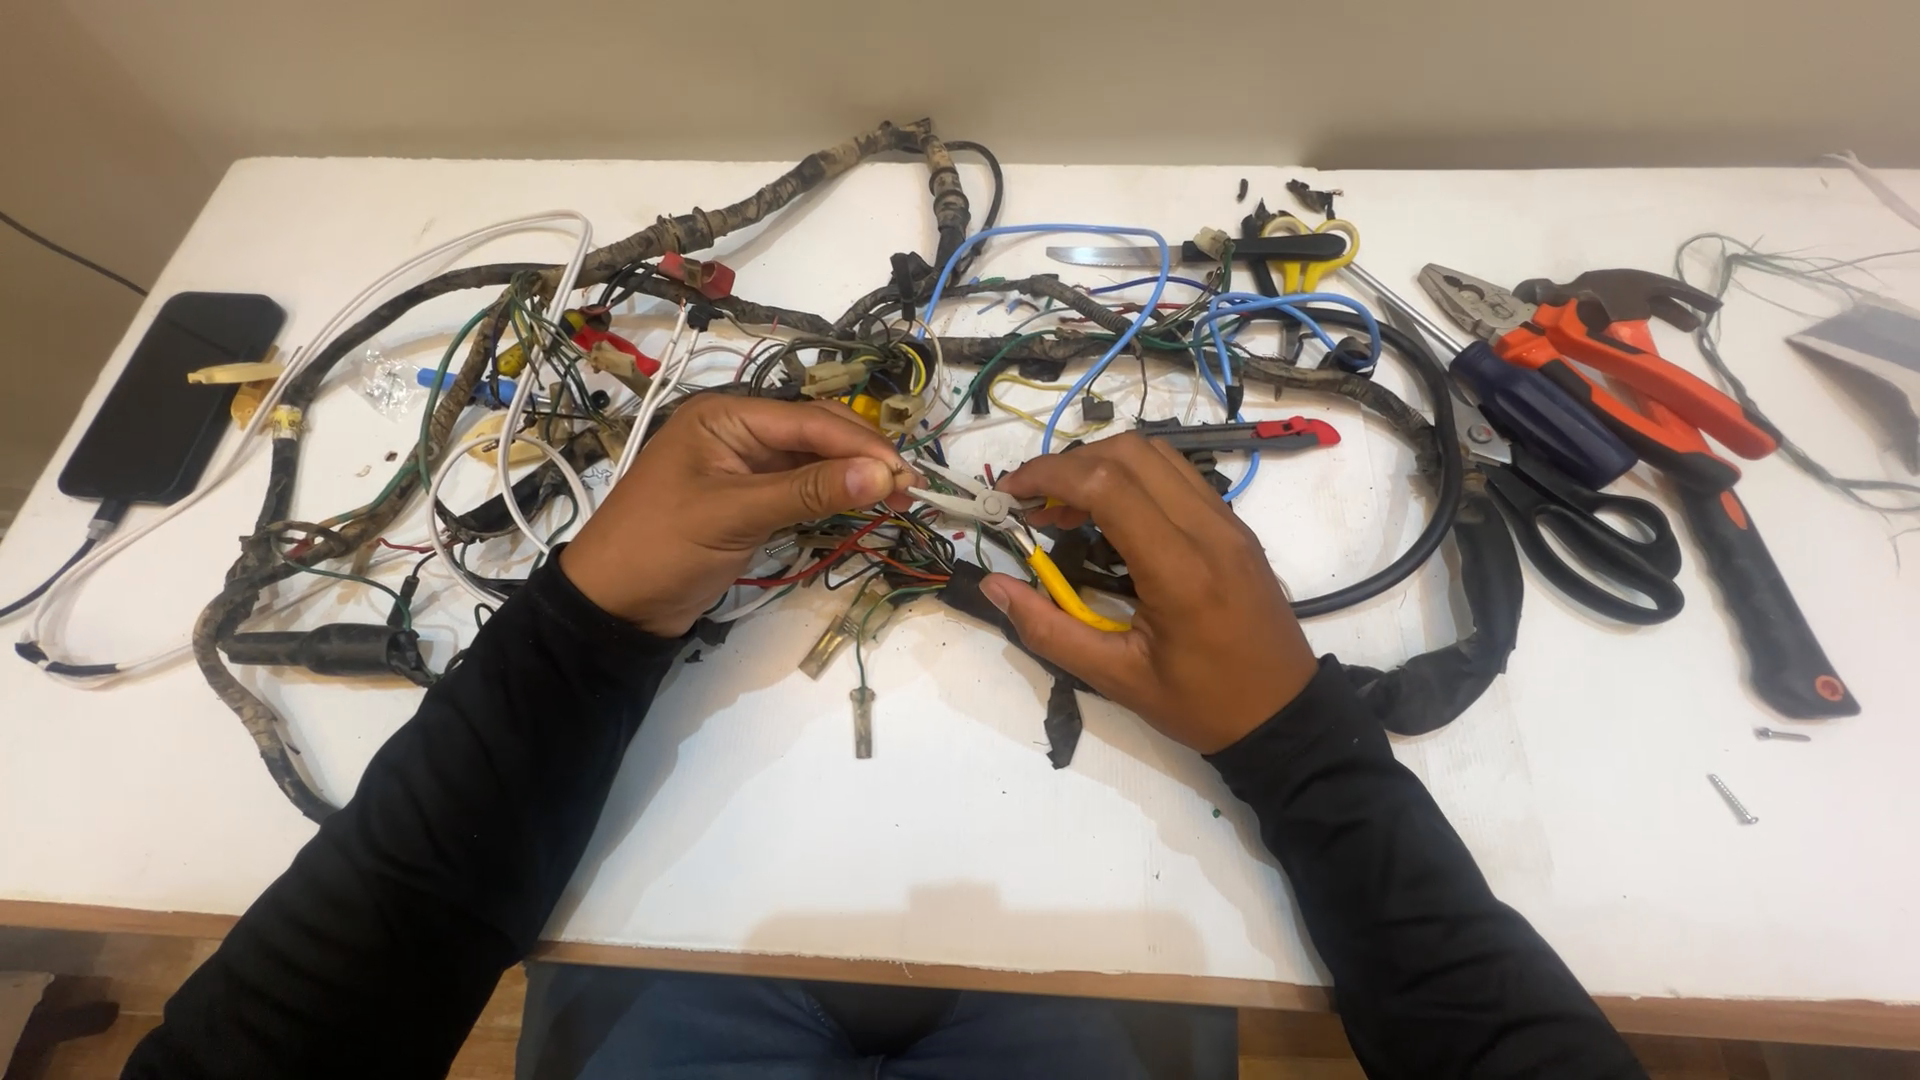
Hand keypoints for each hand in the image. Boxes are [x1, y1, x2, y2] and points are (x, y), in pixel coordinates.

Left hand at [561, 396, 917, 635]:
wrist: (613, 605)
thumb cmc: (662, 548)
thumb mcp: (734, 515)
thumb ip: (808, 492)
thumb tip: (882, 475)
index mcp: (726, 417)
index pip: (809, 420)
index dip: (861, 446)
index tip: (904, 475)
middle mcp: (739, 433)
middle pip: (816, 433)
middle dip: (862, 457)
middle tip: (907, 488)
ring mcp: (745, 467)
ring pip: (813, 461)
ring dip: (853, 477)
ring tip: (895, 498)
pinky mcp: (750, 499)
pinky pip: (801, 487)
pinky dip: (832, 496)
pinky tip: (860, 505)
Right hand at [981, 435, 1316, 753]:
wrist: (1284, 714)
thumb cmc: (1201, 705)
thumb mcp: (1116, 678)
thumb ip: (1049, 629)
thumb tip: (994, 586)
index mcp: (1180, 570)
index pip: (1108, 485)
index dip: (1050, 476)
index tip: (1011, 492)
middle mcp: (1209, 530)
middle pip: (1129, 453)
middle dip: (1068, 464)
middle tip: (1032, 502)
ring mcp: (1227, 522)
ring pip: (1155, 455)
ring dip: (1100, 464)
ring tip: (1063, 507)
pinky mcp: (1233, 525)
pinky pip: (1177, 475)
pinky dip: (1131, 476)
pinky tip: (1107, 515)